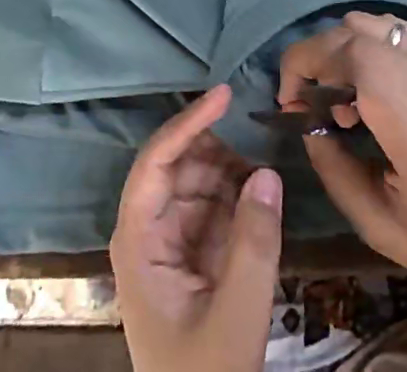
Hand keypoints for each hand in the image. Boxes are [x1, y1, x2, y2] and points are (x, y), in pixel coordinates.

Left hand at [110, 85, 282, 371]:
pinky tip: (262, 198)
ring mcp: (172, 240)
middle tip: (263, 147)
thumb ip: (254, 241)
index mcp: (139, 242)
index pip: (155, 164)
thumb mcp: (236, 312)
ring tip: (266, 179)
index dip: (187, 123)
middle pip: (179, 166)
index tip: (225, 95)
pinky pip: (216, 204)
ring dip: (233, 173)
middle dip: (219, 152)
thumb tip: (268, 171)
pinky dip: (240, 194)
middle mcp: (149, 231)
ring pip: (200, 181)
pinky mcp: (195, 251)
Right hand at [277, 11, 406, 307]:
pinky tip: (372, 87)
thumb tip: (309, 128)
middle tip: (308, 104)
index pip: (346, 52)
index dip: (305, 64)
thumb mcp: (382, 226)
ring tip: (343, 97)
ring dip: (344, 47)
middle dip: (316, 57)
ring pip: (376, 23)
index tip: (290, 102)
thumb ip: (335, 171)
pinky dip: (371, 44)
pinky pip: (400, 31)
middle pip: (354, 30)